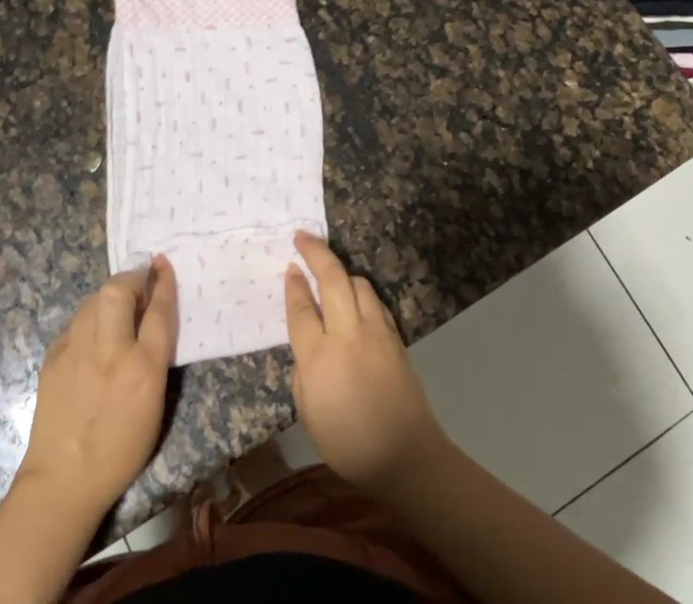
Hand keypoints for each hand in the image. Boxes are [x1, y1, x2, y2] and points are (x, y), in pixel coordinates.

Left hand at [16, 256, 178, 515]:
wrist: (64, 478)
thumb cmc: (121, 450)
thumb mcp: (155, 406)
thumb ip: (155, 360)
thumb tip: (151, 325)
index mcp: (143, 368)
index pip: (158, 312)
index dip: (164, 283)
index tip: (164, 263)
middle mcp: (109, 351)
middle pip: (119, 291)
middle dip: (132, 276)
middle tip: (142, 276)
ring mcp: (75, 352)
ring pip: (93, 301)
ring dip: (109, 293)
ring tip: (119, 301)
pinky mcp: (52, 357)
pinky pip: (76, 323)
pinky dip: (90, 317)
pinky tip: (94, 330)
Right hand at [284, 232, 447, 488]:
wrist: (403, 454)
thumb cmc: (345, 441)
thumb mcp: (307, 409)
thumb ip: (304, 368)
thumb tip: (308, 344)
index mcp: (319, 356)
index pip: (302, 308)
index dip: (294, 285)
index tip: (290, 266)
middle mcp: (348, 334)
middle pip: (333, 279)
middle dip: (317, 253)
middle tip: (302, 238)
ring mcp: (377, 332)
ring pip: (359, 285)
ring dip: (342, 272)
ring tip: (329, 272)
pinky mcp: (396, 338)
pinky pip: (375, 303)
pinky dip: (360, 293)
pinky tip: (353, 299)